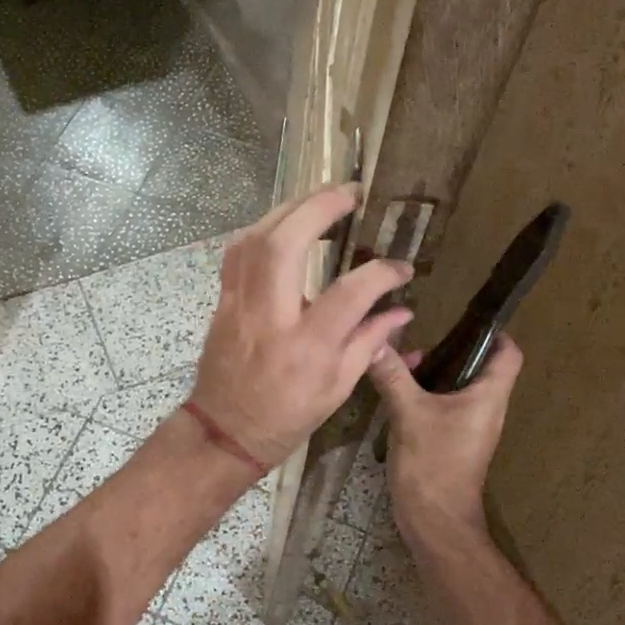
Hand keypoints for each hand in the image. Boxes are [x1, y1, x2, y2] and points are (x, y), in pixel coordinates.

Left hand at [189, 186, 414, 467]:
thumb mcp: (337, 389)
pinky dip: (263, 230)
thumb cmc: (287, 417)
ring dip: (289, 210)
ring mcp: (239, 306)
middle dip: (319, 208)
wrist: (225, 431)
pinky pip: (238, 253)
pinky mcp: (223, 302)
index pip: (349, 294)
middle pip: (285, 245)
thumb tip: (401, 311)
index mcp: (305, 348)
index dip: (381, 274)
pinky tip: (284, 223)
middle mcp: (269, 319)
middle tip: (350, 192)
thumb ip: (368, 343)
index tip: (401, 268)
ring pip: (255, 240)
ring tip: (320, 200)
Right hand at [367, 333, 523, 534]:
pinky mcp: (452, 443)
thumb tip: (375, 343)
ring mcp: (470, 428)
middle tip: (414, 352)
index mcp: (489, 396)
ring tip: (400, 372)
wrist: (435, 520)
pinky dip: (426, 397)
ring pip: (457, 389)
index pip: (508, 353)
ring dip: (432, 376)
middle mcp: (486, 409)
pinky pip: (444, 409)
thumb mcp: (409, 414)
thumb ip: (394, 376)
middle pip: (478, 368)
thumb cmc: (433, 463)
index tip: (462, 322)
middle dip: (447, 353)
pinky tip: (397, 397)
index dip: (493, 334)